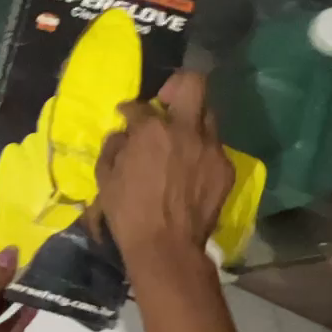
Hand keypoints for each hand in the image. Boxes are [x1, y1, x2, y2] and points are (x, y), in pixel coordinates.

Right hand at [95, 72, 233, 280]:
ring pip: (208, 116)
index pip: (141, 105)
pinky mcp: (225, 168)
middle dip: (178, 85)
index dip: (130, 109)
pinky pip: (214, 148)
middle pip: (194, 84)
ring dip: (192, 122)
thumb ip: (114, 145)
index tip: (127, 115)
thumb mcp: (105, 176)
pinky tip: (190, 168)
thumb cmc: (129, 212)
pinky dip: (201, 151)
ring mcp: (211, 148)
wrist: (166, 247)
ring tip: (181, 140)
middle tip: (167, 102)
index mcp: (152, 129)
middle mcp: (186, 130)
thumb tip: (123, 133)